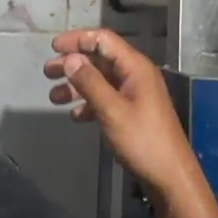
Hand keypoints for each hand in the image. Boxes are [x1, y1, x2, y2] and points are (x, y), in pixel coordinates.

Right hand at [46, 29, 199, 195]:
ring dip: (77, 86)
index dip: (78, 39)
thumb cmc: (142, 140)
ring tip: (53, 96)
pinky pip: (107, 99)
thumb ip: (90, 83)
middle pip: (100, 59)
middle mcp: (135, 75)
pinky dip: (89, 104)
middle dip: (73, 63)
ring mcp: (135, 94)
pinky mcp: (133, 113)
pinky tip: (75, 116)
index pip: (104, 40)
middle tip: (47, 72)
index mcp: (135, 67)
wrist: (170, 177)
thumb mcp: (112, 110)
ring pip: (101, 81)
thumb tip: (70, 58)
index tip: (54, 47)